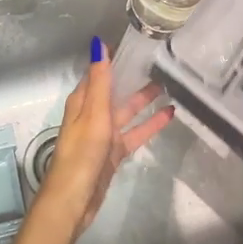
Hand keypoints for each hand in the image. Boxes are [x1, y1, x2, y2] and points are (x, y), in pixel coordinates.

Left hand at [37, 36, 173, 232]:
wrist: (74, 199)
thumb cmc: (82, 153)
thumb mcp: (93, 113)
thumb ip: (100, 81)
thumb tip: (99, 44)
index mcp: (82, 102)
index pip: (99, 73)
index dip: (114, 59)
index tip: (136, 44)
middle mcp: (91, 115)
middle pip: (114, 91)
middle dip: (133, 78)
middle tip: (159, 62)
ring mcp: (104, 135)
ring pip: (127, 111)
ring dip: (144, 100)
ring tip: (168, 85)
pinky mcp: (114, 153)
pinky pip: (135, 133)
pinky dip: (150, 124)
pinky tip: (168, 116)